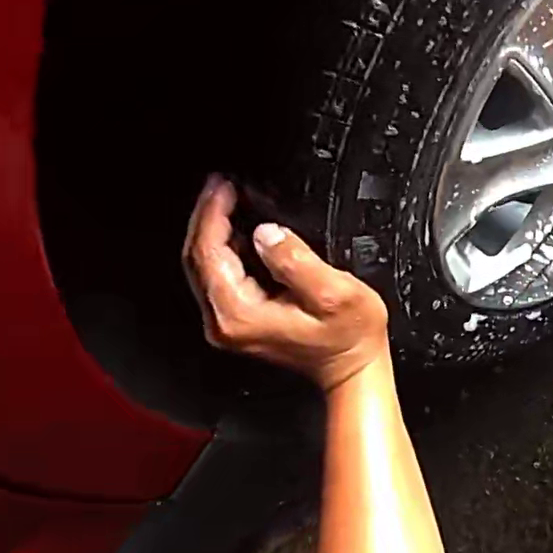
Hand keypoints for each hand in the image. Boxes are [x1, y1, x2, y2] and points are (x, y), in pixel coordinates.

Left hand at [183, 176, 389, 392]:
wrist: (353, 367)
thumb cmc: (350, 337)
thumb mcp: (333, 292)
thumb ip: (296, 260)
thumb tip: (267, 232)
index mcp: (241, 313)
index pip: (210, 253)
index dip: (214, 214)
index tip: (224, 187)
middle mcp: (227, 321)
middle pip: (199, 259)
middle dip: (207, 217)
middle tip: (220, 185)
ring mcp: (231, 323)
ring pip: (206, 267)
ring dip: (214, 230)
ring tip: (226, 200)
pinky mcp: (242, 320)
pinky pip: (221, 277)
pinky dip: (225, 248)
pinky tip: (240, 231)